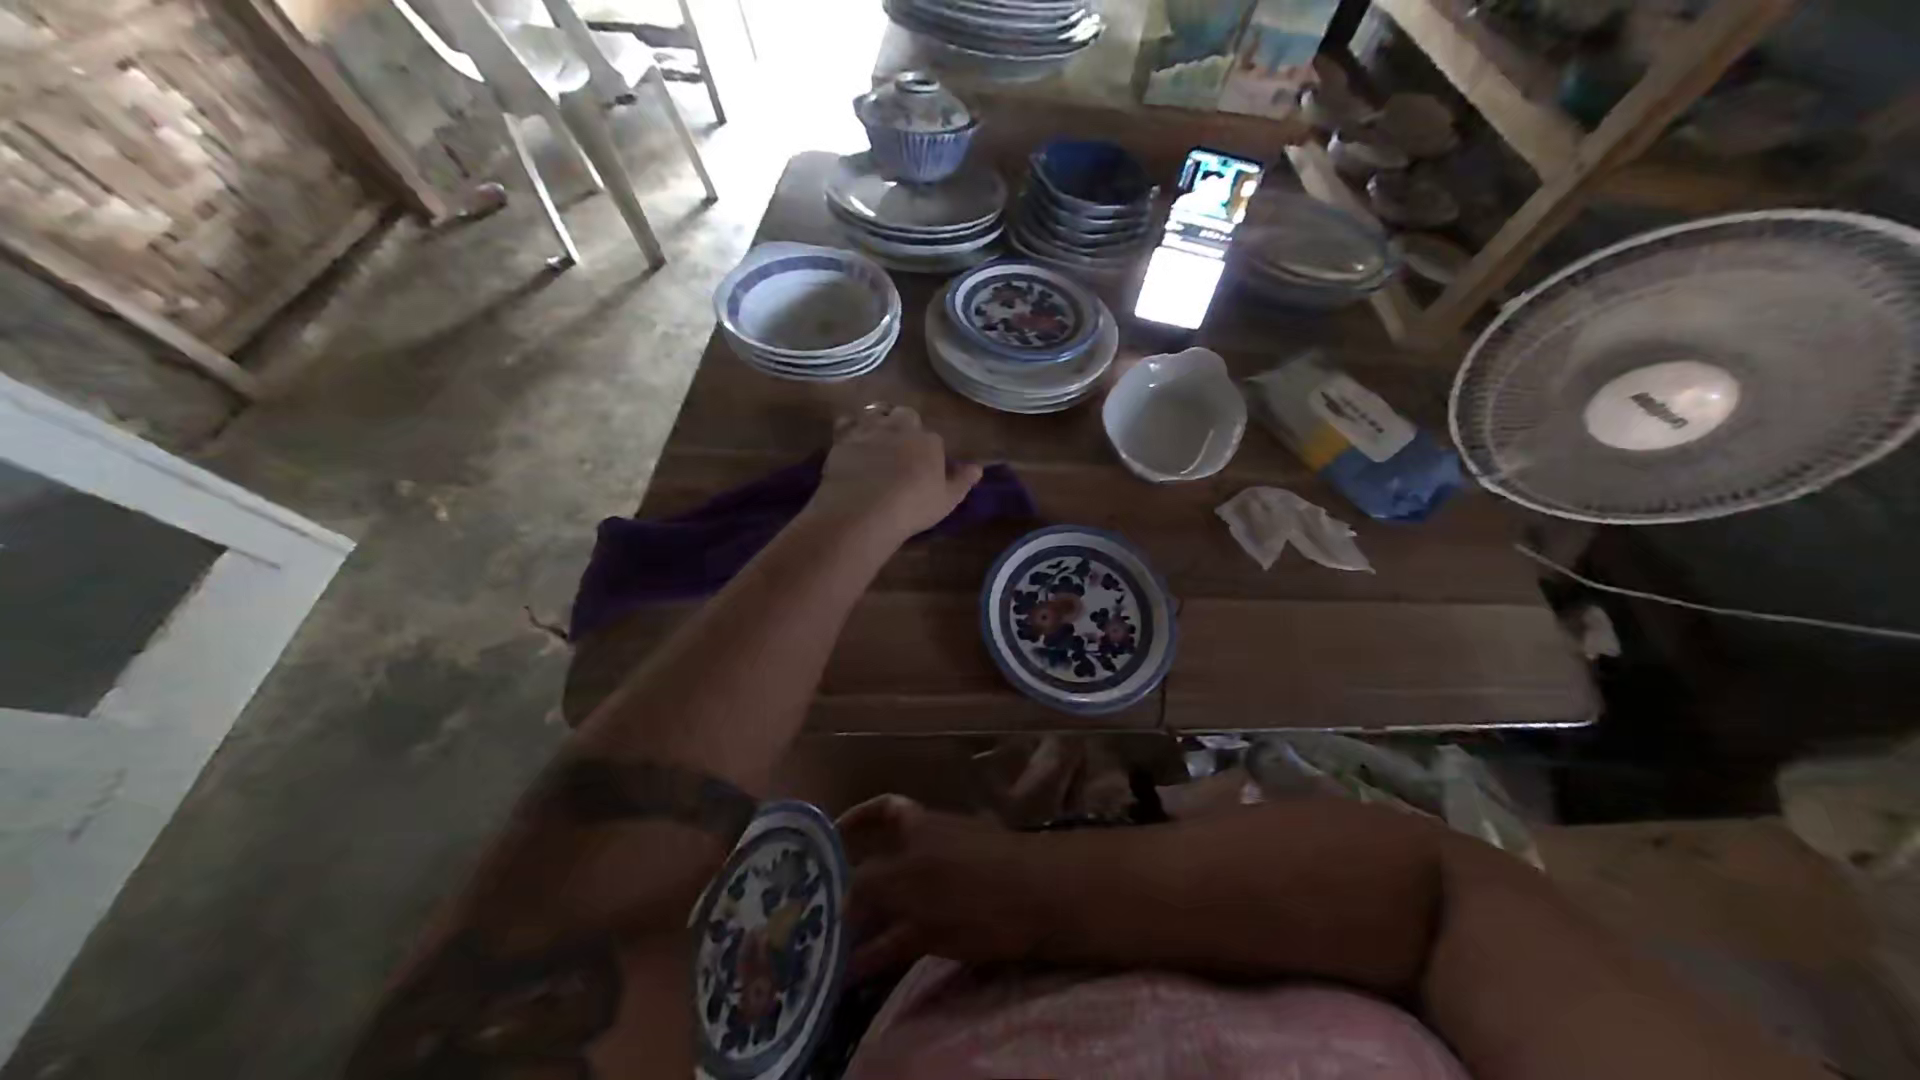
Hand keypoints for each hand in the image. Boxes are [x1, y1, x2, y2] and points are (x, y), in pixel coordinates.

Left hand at [806, 405, 982, 544]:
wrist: (864, 510)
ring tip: (876, 436)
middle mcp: (901, 427)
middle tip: (900, 445)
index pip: (933, 438)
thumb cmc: (912, 508)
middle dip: (905, 425)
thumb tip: (978, 467)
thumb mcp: (946, 500)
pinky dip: (850, 427)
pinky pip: (846, 421)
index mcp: (929, 441)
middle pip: (906, 414)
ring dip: (878, 419)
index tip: (924, 465)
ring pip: (876, 411)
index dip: (928, 450)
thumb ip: (962, 481)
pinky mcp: (843, 437)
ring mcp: (870, 429)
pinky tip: (850, 441)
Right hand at [837, 795, 1043, 980]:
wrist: (1038, 902)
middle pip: (882, 865)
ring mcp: (942, 888)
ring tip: (829, 952)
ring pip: (892, 904)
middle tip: (818, 912)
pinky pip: (907, 933)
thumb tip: (843, 896)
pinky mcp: (952, 925)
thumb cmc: (970, 878)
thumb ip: (871, 886)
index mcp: (918, 825)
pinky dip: (882, 949)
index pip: (881, 812)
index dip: (856, 820)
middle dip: (851, 888)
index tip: (829, 838)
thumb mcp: (910, 879)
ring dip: (862, 926)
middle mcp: (928, 850)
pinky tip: (860, 970)